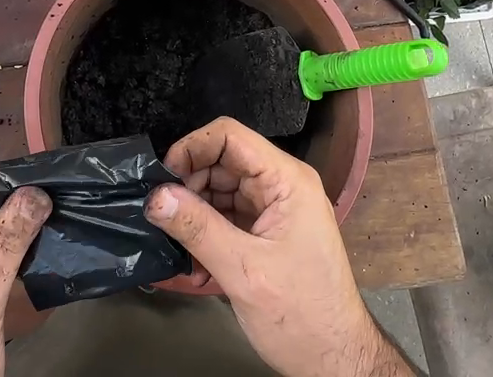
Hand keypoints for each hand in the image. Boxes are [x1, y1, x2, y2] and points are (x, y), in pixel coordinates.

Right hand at [147, 118, 413, 376]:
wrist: (337, 364)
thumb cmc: (302, 316)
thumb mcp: (243, 271)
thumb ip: (197, 228)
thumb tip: (155, 196)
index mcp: (287, 180)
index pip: (231, 136)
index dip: (193, 148)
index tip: (163, 178)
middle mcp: (282, 186)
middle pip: (222, 163)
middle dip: (190, 188)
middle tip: (165, 220)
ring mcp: (275, 210)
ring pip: (221, 192)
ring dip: (196, 218)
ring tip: (181, 253)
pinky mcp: (268, 234)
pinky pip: (228, 218)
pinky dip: (208, 237)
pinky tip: (197, 269)